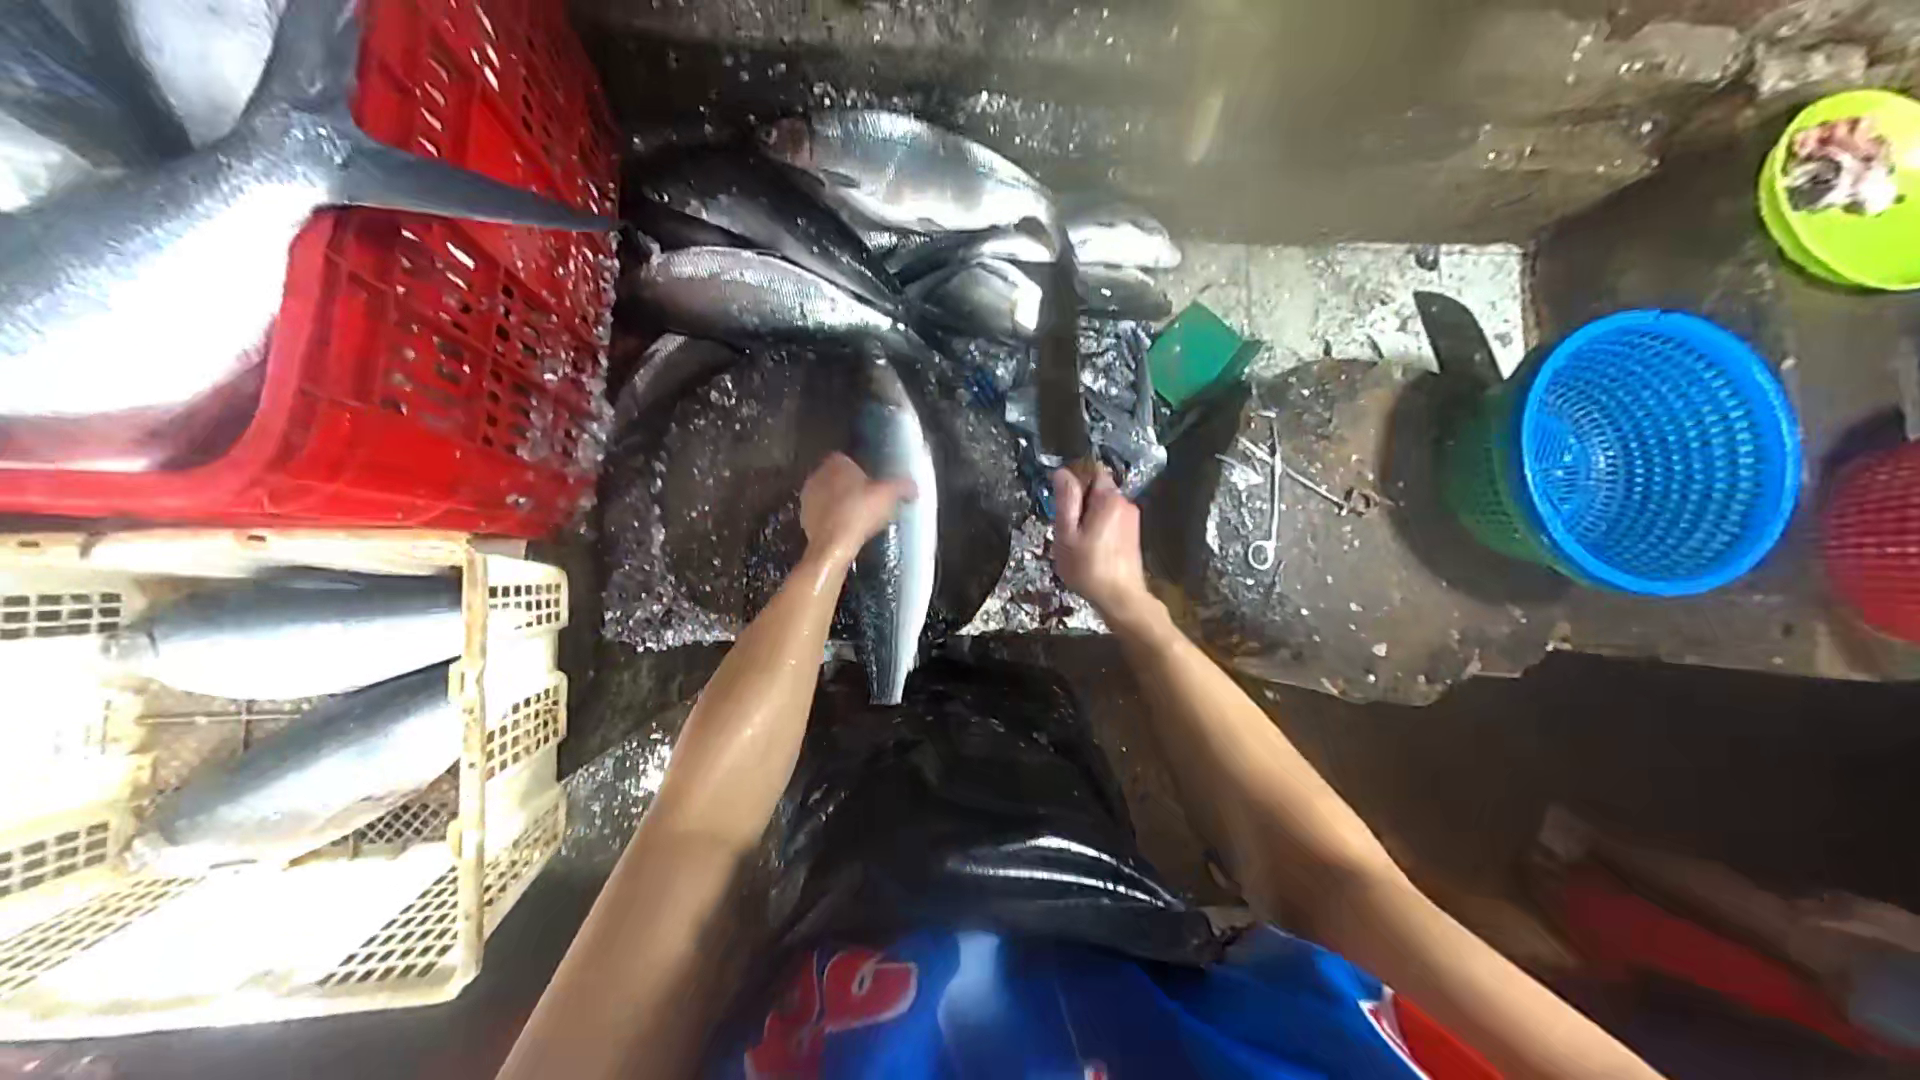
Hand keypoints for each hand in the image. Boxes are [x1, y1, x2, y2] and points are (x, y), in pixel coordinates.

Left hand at [801, 452, 914, 566]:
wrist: (833, 544)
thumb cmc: (859, 512)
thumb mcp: (890, 495)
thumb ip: (903, 486)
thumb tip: (912, 487)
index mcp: (835, 463)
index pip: (848, 460)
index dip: (862, 472)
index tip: (875, 485)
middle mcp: (817, 476)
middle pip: (838, 478)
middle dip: (851, 488)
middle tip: (870, 501)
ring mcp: (808, 498)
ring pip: (829, 497)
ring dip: (841, 504)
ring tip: (860, 518)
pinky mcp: (804, 519)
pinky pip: (823, 515)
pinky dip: (834, 520)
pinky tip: (848, 530)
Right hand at [1052, 465, 1155, 625]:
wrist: (1121, 599)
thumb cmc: (1088, 568)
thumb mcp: (1067, 534)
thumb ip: (1065, 500)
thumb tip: (1062, 472)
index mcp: (1109, 498)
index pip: (1092, 469)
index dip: (1074, 479)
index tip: (1061, 499)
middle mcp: (1125, 502)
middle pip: (1097, 488)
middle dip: (1079, 501)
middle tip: (1066, 526)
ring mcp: (1131, 518)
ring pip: (1103, 505)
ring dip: (1088, 516)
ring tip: (1076, 540)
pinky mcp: (1132, 533)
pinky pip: (1110, 518)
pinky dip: (1098, 526)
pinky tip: (1090, 548)